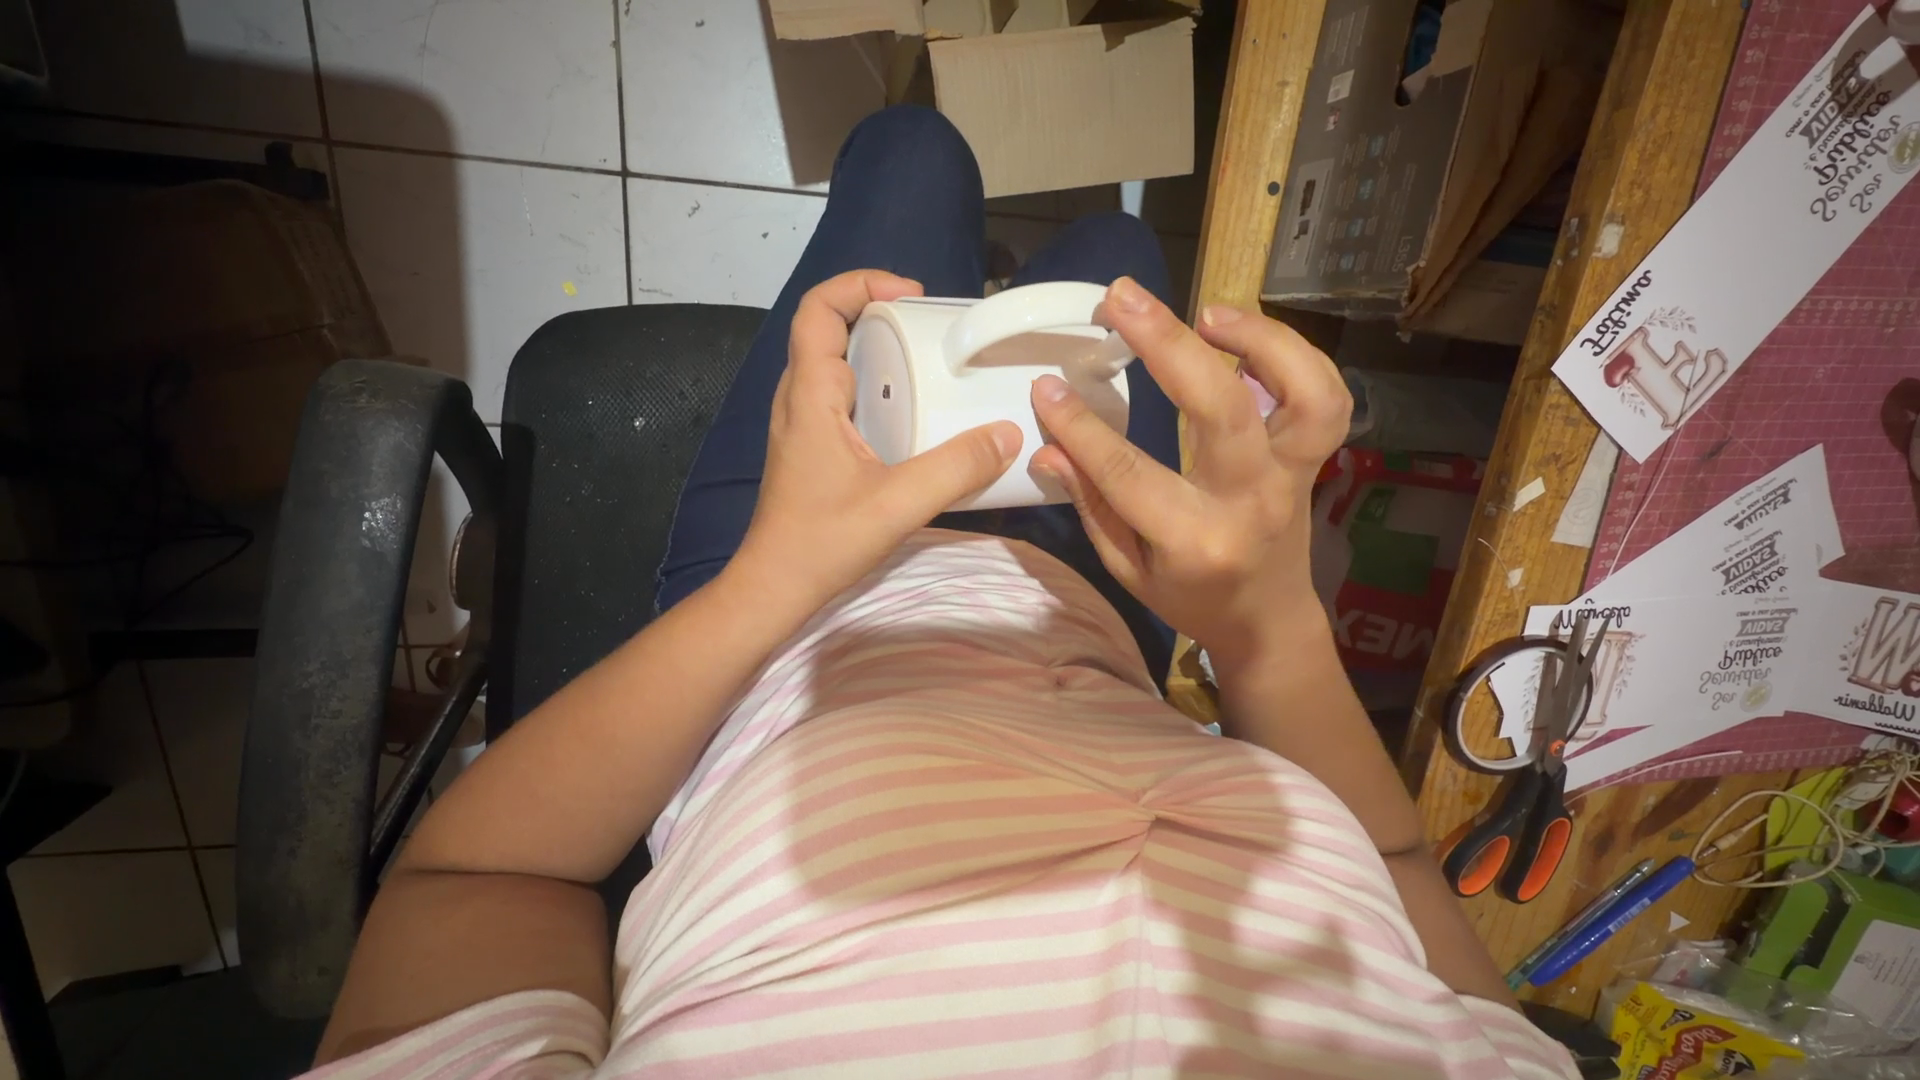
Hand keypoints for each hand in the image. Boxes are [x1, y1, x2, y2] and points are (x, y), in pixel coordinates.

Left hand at [730, 270, 1021, 608]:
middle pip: (829, 329)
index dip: (861, 284)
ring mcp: (802, 423)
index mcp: (811, 395)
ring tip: (929, 361)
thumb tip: (1009, 433)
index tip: (911, 295)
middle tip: (933, 328)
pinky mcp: (811, 446)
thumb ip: (957, 469)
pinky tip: (910, 412)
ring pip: (834, 362)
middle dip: (879, 313)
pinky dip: (874, 385)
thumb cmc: (824, 542)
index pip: (819, 309)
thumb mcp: (899, 504)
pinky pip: (840, 395)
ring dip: (876, 350)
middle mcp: (799, 399)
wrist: (775, 586)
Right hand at [1028, 276, 1349, 669]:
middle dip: (1166, 344)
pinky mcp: (1312, 459)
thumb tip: (1047, 450)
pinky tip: (1241, 336)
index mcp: (1195, 540)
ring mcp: (1292, 476)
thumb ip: (1092, 506)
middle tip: (1121, 297)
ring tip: (1205, 312)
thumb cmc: (1191, 599)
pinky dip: (1291, 355)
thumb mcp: (1128, 570)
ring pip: (1302, 394)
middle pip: (1220, 409)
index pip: (1128, 472)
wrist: (1267, 619)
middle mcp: (1251, 501)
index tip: (1046, 385)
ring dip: (1257, 338)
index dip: (1081, 428)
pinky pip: (1325, 396)